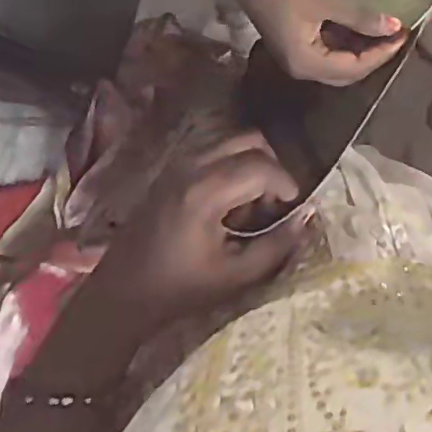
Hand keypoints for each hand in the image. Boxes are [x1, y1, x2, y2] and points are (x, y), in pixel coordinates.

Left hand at [83, 132, 310, 332]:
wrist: (122, 291)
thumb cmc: (179, 289)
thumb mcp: (235, 275)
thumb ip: (276, 245)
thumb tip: (309, 217)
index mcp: (206, 190)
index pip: (261, 166)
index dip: (286, 184)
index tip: (292, 211)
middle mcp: (192, 164)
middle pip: (250, 140)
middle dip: (271, 167)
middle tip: (274, 205)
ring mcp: (180, 161)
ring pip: (233, 141)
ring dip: (252, 165)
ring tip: (251, 208)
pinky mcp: (173, 166)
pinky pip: (216, 150)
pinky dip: (233, 166)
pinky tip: (228, 206)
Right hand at [229, 0, 403, 84]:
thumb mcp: (324, 1)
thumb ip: (360, 17)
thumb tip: (394, 26)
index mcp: (307, 64)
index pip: (353, 69)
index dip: (380, 54)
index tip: (403, 35)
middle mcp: (301, 69)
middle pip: (346, 72)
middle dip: (373, 54)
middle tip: (396, 33)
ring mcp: (296, 59)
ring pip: (337, 62)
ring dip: (360, 47)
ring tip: (383, 27)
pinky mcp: (294, 46)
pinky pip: (326, 51)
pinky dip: (345, 41)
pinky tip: (360, 25)